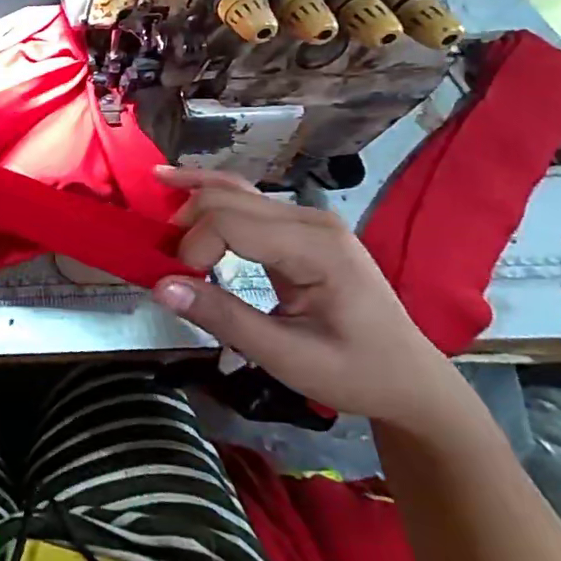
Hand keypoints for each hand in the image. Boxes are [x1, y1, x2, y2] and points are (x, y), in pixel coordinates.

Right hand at [148, 167, 467, 429]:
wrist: (408, 379)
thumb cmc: (355, 372)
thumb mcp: (288, 358)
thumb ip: (224, 318)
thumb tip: (161, 287)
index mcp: (316, 247)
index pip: (230, 222)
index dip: (192, 248)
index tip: (179, 287)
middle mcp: (311, 219)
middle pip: (228, 199)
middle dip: (185, 226)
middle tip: (162, 265)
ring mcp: (306, 219)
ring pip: (234, 190)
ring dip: (190, 201)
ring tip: (151, 208)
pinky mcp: (298, 228)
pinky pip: (245, 202)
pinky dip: (208, 197)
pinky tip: (177, 182)